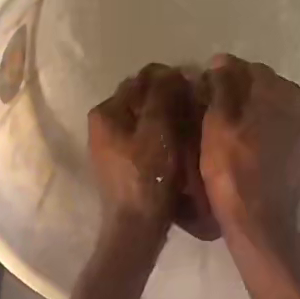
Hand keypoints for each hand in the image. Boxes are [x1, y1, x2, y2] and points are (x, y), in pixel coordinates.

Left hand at [88, 64, 194, 235]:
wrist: (137, 227)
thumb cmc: (148, 176)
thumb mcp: (159, 129)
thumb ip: (163, 94)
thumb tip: (172, 71)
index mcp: (107, 111)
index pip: (144, 79)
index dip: (173, 81)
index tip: (196, 92)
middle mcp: (103, 124)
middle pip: (143, 98)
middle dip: (169, 99)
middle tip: (197, 109)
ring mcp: (110, 146)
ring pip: (145, 119)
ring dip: (167, 118)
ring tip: (191, 127)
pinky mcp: (122, 164)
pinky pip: (144, 138)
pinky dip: (162, 136)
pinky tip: (180, 146)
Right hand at [199, 55, 299, 248]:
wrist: (260, 221)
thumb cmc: (231, 169)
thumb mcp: (216, 124)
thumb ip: (221, 87)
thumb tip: (223, 61)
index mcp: (277, 91)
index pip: (247, 69)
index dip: (223, 76)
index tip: (204, 88)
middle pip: (266, 87)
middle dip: (242, 92)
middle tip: (216, 108)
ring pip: (279, 109)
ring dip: (259, 112)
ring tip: (236, 128)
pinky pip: (289, 132)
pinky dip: (272, 132)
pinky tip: (255, 146)